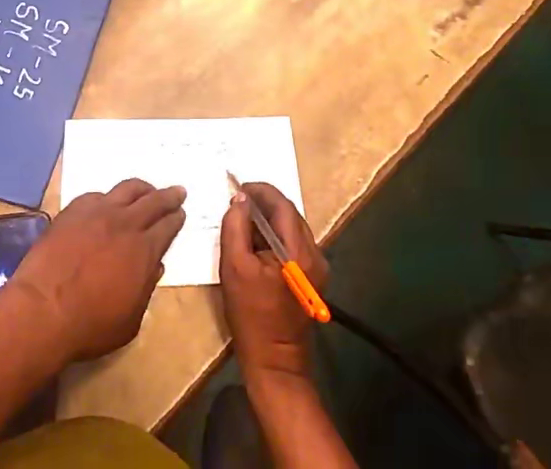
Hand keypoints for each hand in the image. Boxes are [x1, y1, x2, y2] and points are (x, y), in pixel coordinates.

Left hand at [5, 180, 184, 363]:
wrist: (43, 309)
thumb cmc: (90, 325)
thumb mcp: (131, 320)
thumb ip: (146, 289)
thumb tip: (154, 267)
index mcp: (145, 250)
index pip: (168, 226)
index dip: (177, 218)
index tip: (181, 213)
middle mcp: (126, 224)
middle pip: (154, 201)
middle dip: (169, 195)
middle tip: (177, 191)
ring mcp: (98, 212)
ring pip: (127, 189)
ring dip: (143, 188)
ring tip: (147, 189)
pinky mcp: (73, 210)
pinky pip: (97, 195)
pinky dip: (109, 197)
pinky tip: (108, 202)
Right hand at [221, 182, 326, 385]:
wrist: (274, 362)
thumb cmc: (251, 315)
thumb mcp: (234, 267)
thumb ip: (235, 227)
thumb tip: (239, 200)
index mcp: (299, 250)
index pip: (282, 205)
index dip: (260, 191)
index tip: (238, 187)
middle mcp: (314, 254)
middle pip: (289, 214)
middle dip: (263, 204)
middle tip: (237, 203)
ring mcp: (316, 267)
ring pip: (291, 229)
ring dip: (268, 220)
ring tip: (242, 222)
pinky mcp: (311, 278)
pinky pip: (293, 245)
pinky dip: (274, 236)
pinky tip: (255, 244)